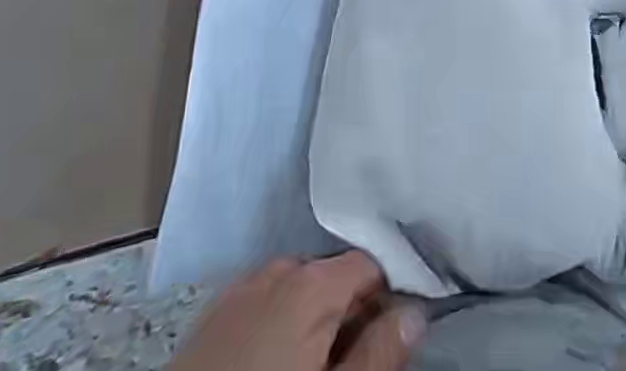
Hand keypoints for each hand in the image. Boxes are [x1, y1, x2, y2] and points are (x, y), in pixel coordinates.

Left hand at [169, 252, 424, 370]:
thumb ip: (380, 351)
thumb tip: (415, 313)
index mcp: (312, 280)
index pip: (375, 264)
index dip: (392, 296)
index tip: (393, 333)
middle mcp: (277, 269)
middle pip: (336, 276)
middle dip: (352, 311)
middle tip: (352, 360)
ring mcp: (238, 291)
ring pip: (299, 292)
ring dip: (316, 320)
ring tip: (315, 364)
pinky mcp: (210, 318)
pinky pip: (264, 306)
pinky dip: (280, 325)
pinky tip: (275, 362)